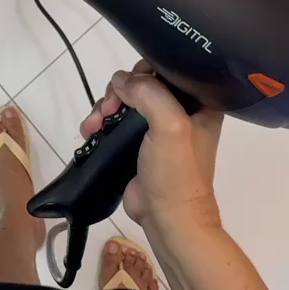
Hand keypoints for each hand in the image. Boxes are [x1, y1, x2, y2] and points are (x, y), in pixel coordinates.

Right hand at [80, 61, 223, 236]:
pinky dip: (100, 122)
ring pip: (124, 100)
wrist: (168, 220)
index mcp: (198, 103)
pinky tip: (90, 131)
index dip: (145, 70)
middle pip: (141, 82)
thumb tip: (120, 81)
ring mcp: (156, 127)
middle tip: (109, 109)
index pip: (169, 69)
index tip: (130, 85)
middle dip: (118, 91)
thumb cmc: (176, 173)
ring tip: (93, 125)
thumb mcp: (170, 125)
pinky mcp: (137, 143)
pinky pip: (115, 120)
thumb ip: (148, 93)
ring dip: (104, 107)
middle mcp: (179, 111)